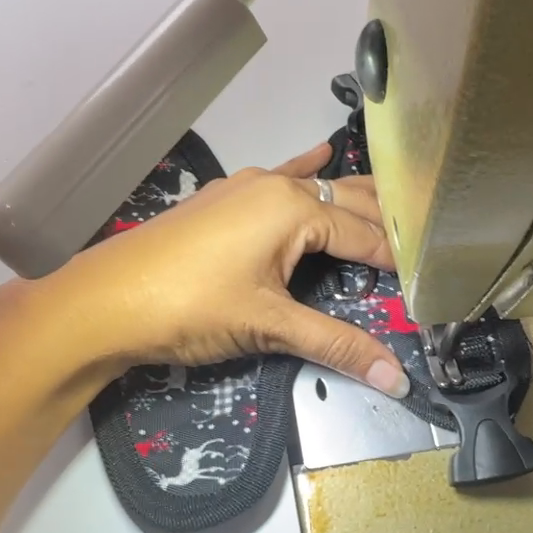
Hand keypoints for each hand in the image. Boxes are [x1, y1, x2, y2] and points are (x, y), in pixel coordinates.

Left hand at [29, 142, 409, 396]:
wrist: (103, 303)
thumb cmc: (188, 307)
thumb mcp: (268, 325)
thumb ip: (335, 346)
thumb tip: (395, 379)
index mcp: (292, 208)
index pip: (364, 235)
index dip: (399, 262)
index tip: (430, 281)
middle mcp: (272, 187)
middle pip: (346, 202)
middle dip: (385, 223)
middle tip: (425, 244)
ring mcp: (243, 190)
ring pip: (314, 189)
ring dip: (351, 200)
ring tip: (392, 206)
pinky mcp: (221, 203)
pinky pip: (278, 181)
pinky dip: (305, 174)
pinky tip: (320, 154)